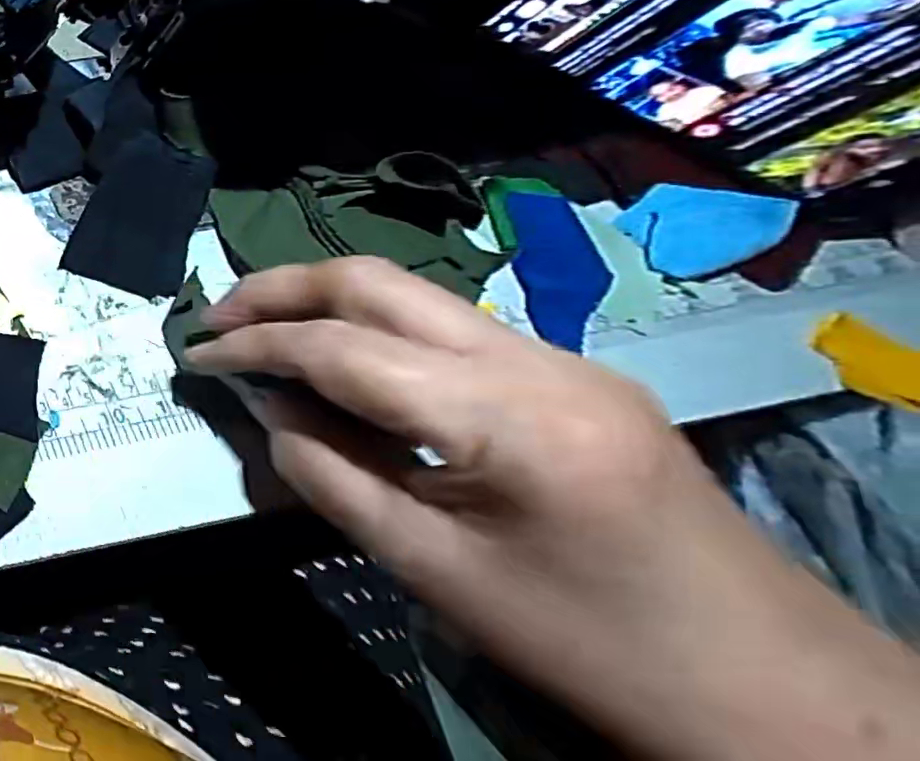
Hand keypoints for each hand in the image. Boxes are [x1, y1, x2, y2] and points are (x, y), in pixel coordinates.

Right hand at [186, 257, 919, 760]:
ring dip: (321, 301)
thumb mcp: (433, 573)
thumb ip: (331, 476)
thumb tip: (269, 409)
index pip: (344, 350)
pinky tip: (338, 362)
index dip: (255, 346)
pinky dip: (367, 331)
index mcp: (507, 417)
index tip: (195, 355)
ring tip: (259, 328)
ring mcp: (557, 357)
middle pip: (376, 282)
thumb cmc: (591, 648)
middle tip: (218, 317)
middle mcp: (534, 359)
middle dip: (280, 289)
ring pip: (408, 293)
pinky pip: (440, 329)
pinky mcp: (564, 372)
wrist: (779, 692)